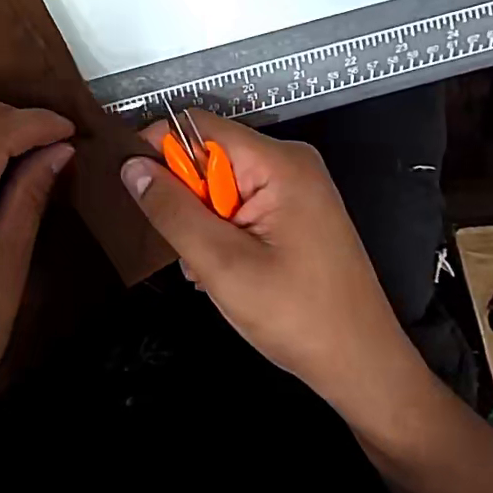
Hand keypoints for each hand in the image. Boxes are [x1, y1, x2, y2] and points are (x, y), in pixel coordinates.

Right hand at [120, 111, 417, 421]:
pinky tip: (228, 270)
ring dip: (201, 222)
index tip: (137, 189)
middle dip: (185, 199)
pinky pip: (240, 202)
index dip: (158, 148)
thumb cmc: (296, 316)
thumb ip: (171, 210)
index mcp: (278, 163)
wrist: (362, 366)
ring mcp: (295, 187)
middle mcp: (288, 163)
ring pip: (219, 183)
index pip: (198, 126)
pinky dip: (222, 231)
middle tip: (185, 249)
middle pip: (208, 155)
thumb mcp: (221, 264)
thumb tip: (130, 165)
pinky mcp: (295, 210)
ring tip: (209, 269)